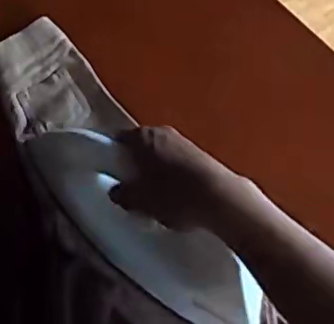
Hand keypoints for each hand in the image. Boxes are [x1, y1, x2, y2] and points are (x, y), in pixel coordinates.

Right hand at [108, 126, 259, 232]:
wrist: (222, 198)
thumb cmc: (175, 196)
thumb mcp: (143, 201)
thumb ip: (124, 195)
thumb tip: (115, 191)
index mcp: (142, 136)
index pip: (119, 139)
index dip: (112, 155)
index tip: (112, 172)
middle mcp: (160, 131)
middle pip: (140, 145)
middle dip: (136, 163)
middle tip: (133, 187)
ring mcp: (182, 140)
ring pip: (160, 152)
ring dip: (156, 168)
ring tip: (157, 195)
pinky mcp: (200, 153)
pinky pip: (177, 160)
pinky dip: (173, 173)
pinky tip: (178, 195)